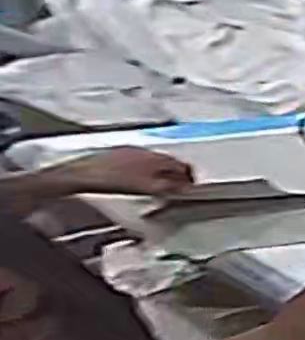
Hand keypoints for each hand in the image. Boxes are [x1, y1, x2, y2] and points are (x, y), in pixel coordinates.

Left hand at [47, 148, 194, 196]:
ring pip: (152, 160)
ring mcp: (125, 151)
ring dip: (158, 170)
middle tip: (176, 185)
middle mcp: (142, 151)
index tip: (190, 186)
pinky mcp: (112, 154)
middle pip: (168, 161)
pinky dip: (143, 168)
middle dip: (174, 173)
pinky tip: (137, 177)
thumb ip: (175, 187)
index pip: (183, 166)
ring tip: (157, 183)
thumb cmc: (116, 182)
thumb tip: (187, 187)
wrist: (80, 176)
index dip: (190, 177)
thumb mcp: (154, 189)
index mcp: (156, 158)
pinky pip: (136, 160)